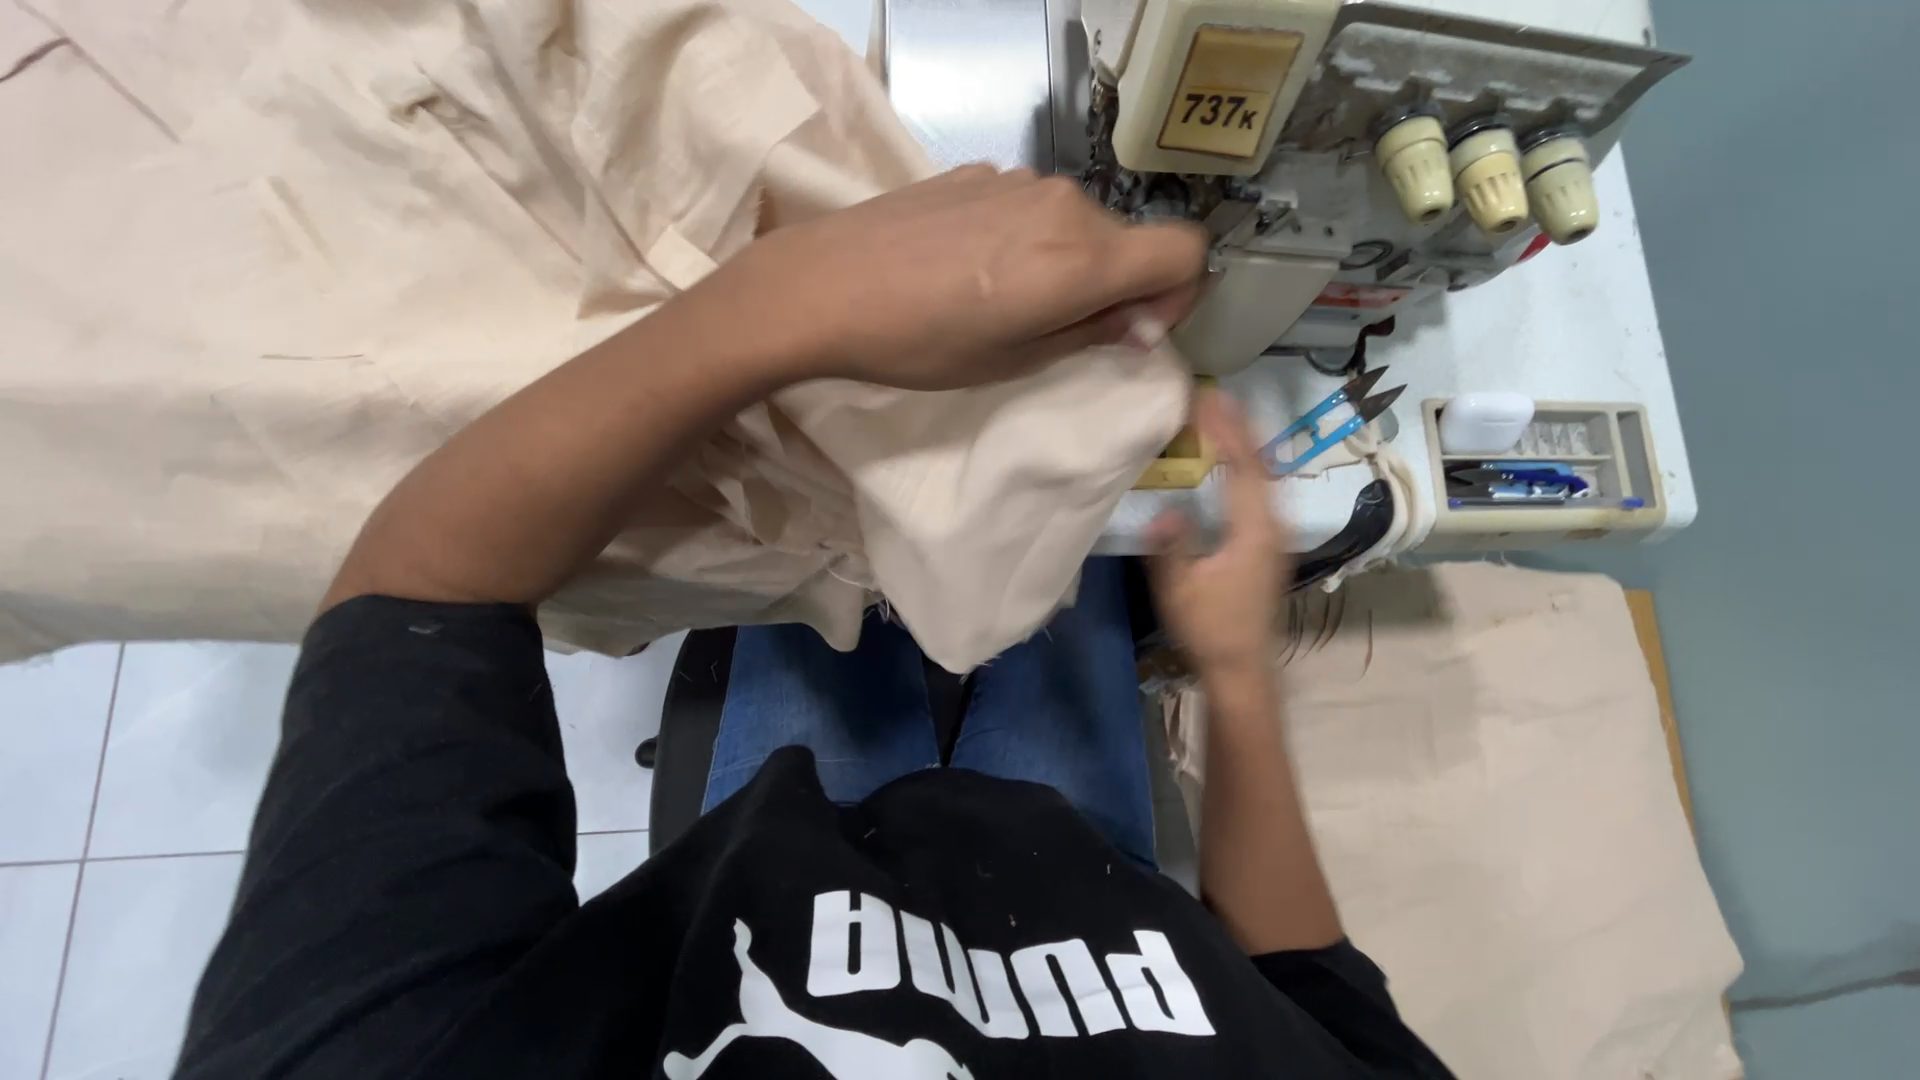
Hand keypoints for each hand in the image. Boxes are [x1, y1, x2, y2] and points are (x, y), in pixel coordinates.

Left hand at [718, 165, 1208, 389]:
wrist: (824, 286)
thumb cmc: (919, 343)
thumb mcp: (1012, 360)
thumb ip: (1090, 333)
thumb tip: (1138, 322)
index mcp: (1080, 257)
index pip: (1184, 251)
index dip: (1178, 295)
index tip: (1133, 329)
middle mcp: (1062, 203)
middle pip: (1129, 239)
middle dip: (1116, 287)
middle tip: (1059, 331)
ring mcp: (1017, 180)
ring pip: (1078, 223)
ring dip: (1068, 264)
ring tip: (1006, 302)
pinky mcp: (979, 172)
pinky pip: (1032, 208)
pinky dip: (1029, 240)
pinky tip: (972, 269)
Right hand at [1145, 391, 1292, 678]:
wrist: (1242, 665)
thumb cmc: (1210, 629)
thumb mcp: (1181, 591)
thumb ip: (1174, 548)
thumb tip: (1165, 511)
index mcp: (1254, 532)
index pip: (1242, 469)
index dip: (1225, 432)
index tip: (1206, 400)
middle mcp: (1273, 527)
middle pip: (1261, 465)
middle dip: (1239, 428)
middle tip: (1215, 397)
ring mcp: (1276, 536)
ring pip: (1266, 478)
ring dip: (1246, 445)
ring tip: (1224, 418)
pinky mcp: (1270, 545)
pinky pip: (1263, 492)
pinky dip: (1248, 467)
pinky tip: (1235, 464)